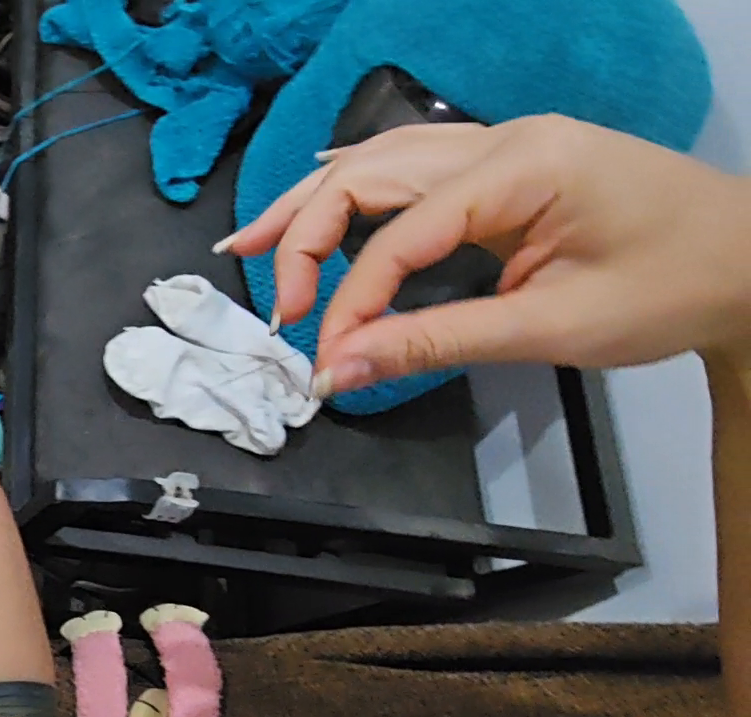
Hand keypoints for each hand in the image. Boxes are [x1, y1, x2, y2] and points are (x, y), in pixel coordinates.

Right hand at [223, 114, 750, 394]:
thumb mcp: (546, 325)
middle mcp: (498, 142)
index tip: (326, 364)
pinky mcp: (492, 167)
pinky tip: (307, 210)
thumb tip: (331, 373)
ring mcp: (495, 147)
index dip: (346, 306)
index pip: (393, 240)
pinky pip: (396, 168)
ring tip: (247, 246)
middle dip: (300, 241)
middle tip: (274, 308)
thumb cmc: (670, 289)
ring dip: (303, 207)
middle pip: (360, 176)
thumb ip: (428, 344)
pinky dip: (341, 194)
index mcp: (522, 169)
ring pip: (368, 161)